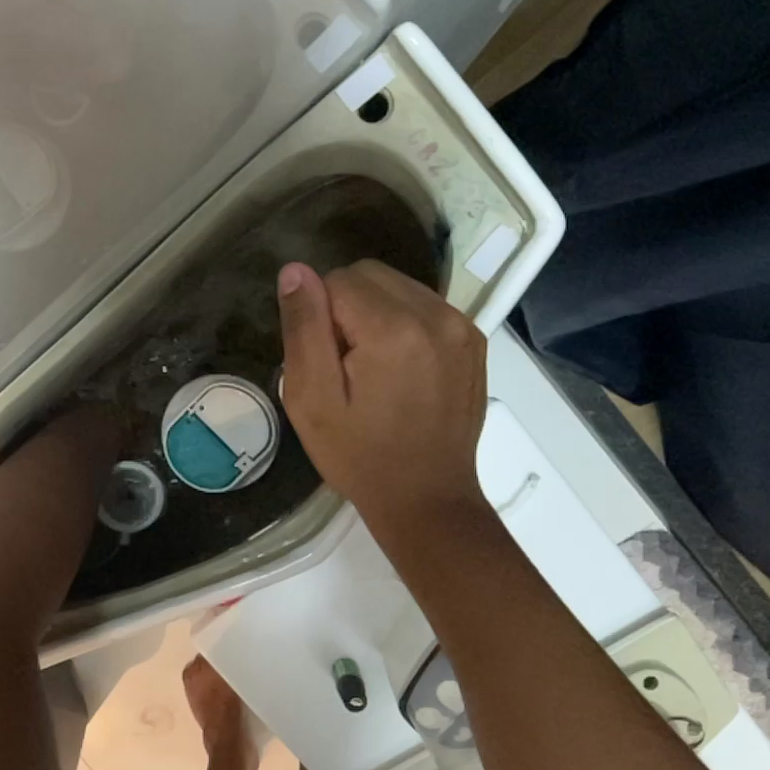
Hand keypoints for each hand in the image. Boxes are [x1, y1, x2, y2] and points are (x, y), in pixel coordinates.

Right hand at [276, 260, 490, 532]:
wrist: (426, 498)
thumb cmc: (359, 456)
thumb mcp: (311, 400)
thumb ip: (303, 329)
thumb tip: (296, 270)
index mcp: (393, 329)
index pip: (337, 280)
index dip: (319, 317)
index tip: (325, 364)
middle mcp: (435, 315)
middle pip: (370, 275)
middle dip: (347, 308)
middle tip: (344, 367)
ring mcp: (461, 327)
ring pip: (398, 287)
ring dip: (375, 314)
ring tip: (372, 369)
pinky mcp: (473, 341)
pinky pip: (425, 307)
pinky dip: (404, 325)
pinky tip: (399, 370)